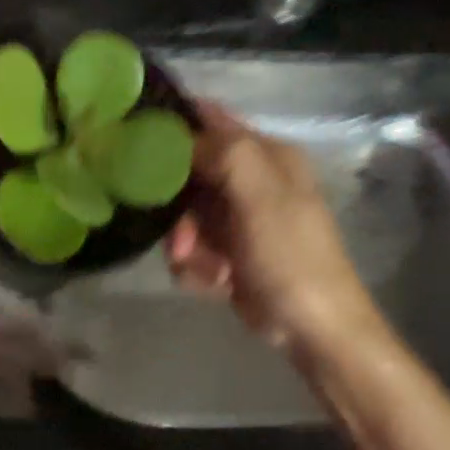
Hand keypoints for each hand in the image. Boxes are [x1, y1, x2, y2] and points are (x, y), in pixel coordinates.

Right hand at [166, 102, 381, 348]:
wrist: (312, 328)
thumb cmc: (290, 256)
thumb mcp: (260, 195)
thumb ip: (224, 153)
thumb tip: (178, 131)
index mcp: (267, 155)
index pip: (210, 120)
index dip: (173, 129)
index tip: (136, 146)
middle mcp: (251, 181)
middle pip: (187, 175)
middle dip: (177, 209)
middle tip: (180, 238)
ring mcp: (239, 219)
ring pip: (184, 216)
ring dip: (187, 245)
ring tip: (203, 268)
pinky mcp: (228, 253)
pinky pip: (192, 249)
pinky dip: (197, 268)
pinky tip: (215, 283)